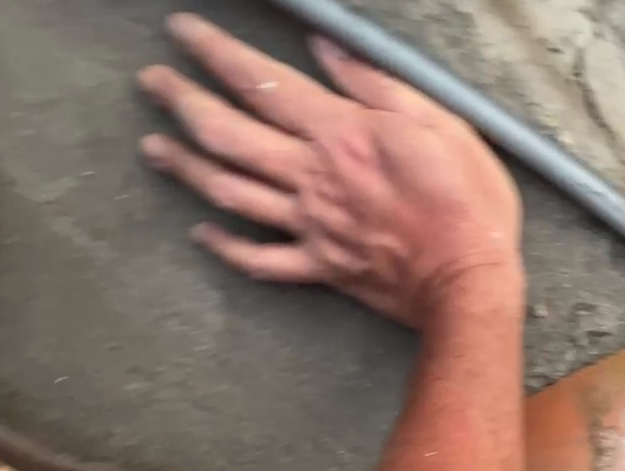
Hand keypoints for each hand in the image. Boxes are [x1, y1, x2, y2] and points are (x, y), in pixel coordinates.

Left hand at [137, 14, 522, 327]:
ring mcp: (313, 227)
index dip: (214, 52)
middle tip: (153, 83)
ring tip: (155, 148)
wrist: (471, 284)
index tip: (182, 32)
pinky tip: (203, 234)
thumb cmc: (469, 206)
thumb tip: (326, 50)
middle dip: (180, 102)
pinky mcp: (324, 268)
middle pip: (225, 134)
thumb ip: (379, 86)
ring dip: (185, 167)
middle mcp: (313, 177)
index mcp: (340, 135)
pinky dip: (227, 248)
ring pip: (229, 192)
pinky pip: (262, 261)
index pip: (261, 83)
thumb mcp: (443, 127)